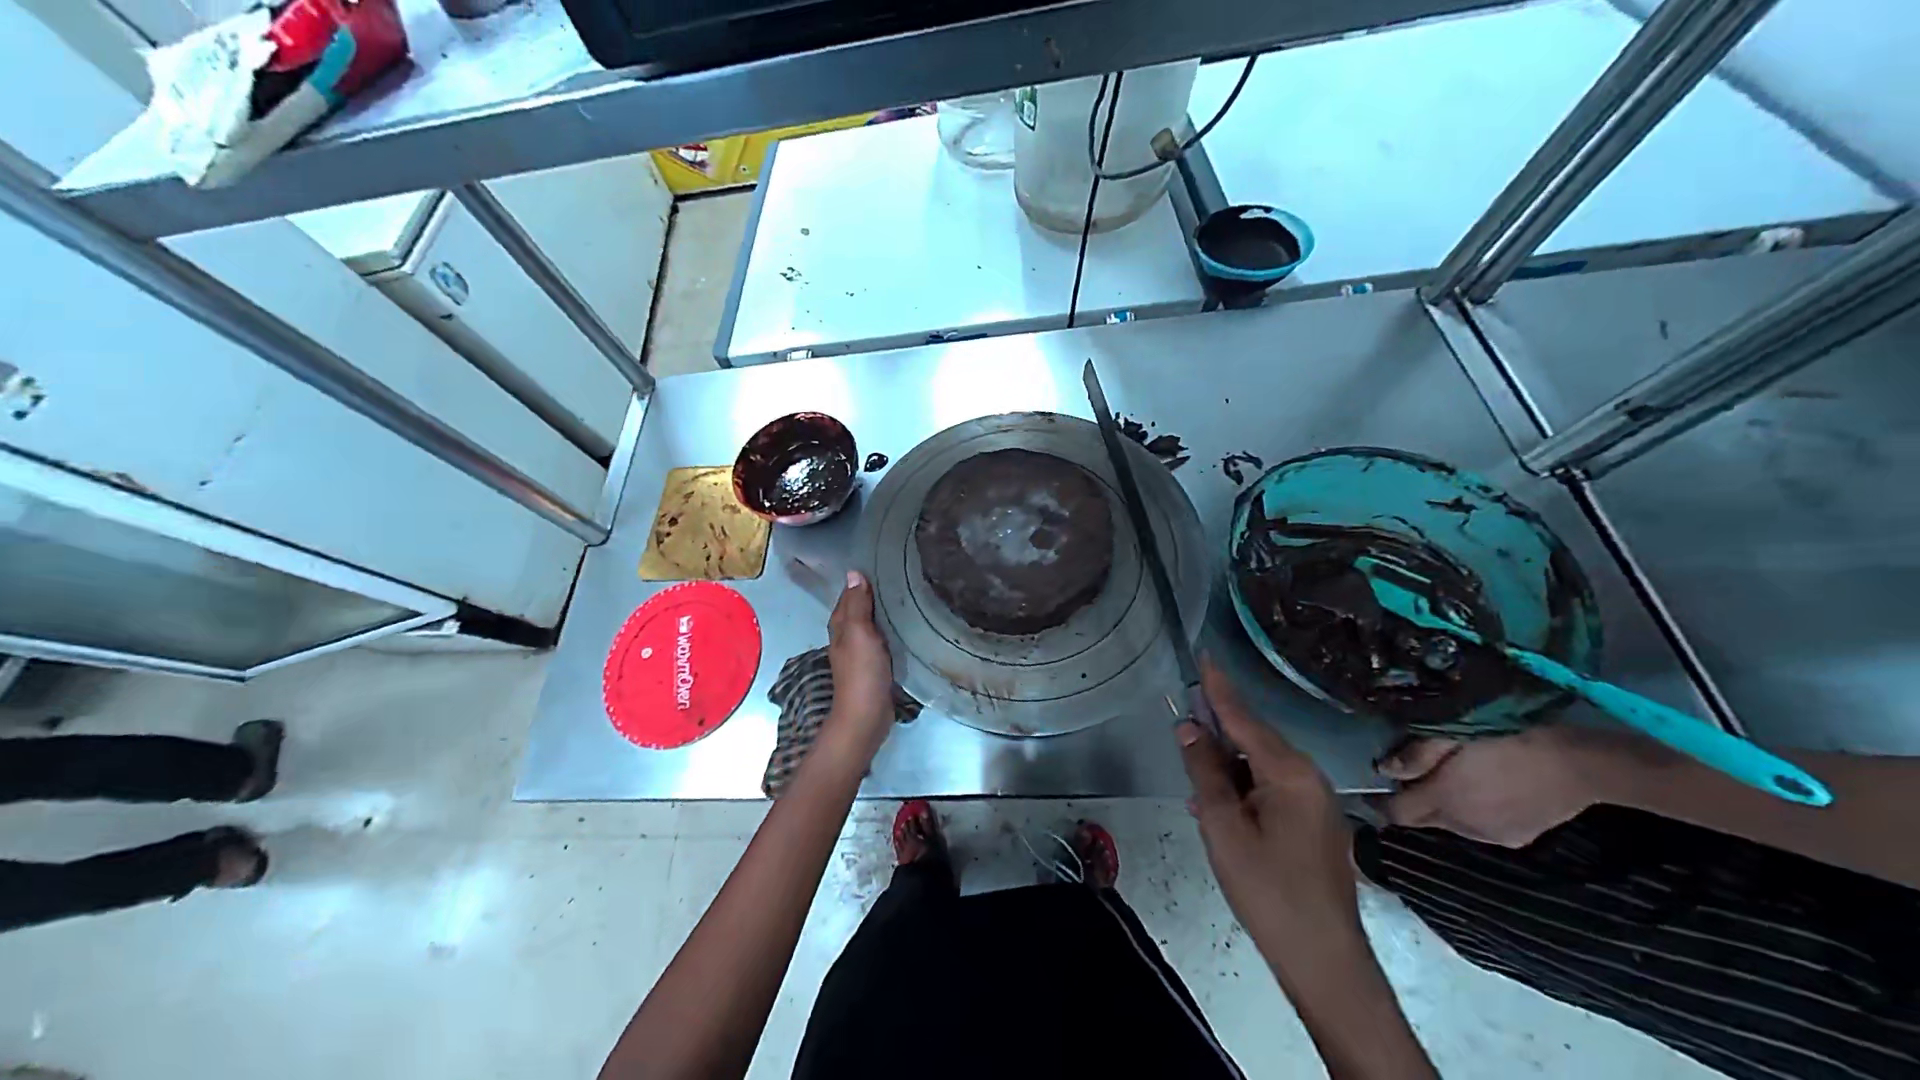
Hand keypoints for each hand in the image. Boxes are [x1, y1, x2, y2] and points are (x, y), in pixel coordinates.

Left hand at [821, 570, 895, 763]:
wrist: (867, 715)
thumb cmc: (862, 671)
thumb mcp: (859, 632)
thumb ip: (857, 604)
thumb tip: (853, 573)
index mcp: (840, 626)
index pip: (848, 595)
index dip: (860, 580)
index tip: (882, 564)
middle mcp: (847, 637)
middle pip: (859, 609)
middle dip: (873, 594)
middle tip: (899, 576)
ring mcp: (860, 653)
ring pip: (871, 624)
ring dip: (883, 613)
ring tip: (906, 596)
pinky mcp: (874, 666)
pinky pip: (882, 640)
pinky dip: (890, 631)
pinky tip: (905, 627)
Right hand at [1179, 658, 1360, 970]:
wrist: (1322, 956)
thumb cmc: (1267, 888)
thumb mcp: (1222, 826)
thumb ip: (1204, 771)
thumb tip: (1189, 727)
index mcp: (1289, 771)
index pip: (1244, 718)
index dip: (1218, 688)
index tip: (1203, 656)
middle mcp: (1309, 776)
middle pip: (1254, 740)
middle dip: (1217, 734)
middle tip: (1182, 729)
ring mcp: (1316, 800)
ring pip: (1261, 766)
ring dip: (1227, 768)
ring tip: (1195, 778)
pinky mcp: (1315, 822)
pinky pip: (1272, 788)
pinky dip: (1243, 789)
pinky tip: (1218, 805)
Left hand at [1377, 725, 1668, 845]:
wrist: (1575, 764)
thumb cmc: (1506, 741)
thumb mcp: (1451, 736)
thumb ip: (1415, 756)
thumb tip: (1385, 769)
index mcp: (1443, 800)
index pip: (1397, 814)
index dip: (1379, 803)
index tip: (1370, 791)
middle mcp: (1463, 826)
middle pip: (1422, 820)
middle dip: (1412, 803)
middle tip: (1413, 779)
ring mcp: (1492, 837)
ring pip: (1451, 825)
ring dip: (1443, 808)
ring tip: (1450, 782)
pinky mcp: (1518, 839)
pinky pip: (1479, 830)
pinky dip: (1471, 815)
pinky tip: (1483, 794)